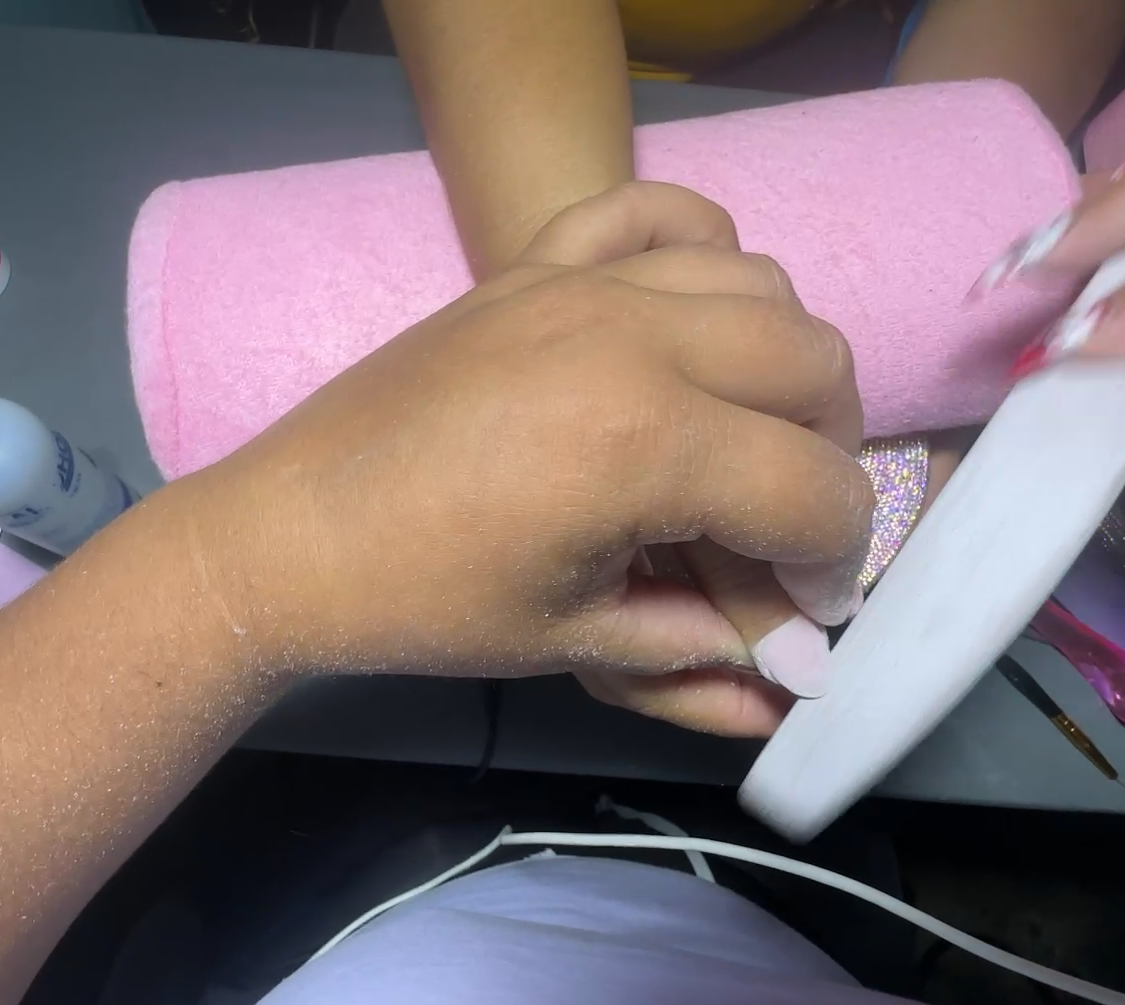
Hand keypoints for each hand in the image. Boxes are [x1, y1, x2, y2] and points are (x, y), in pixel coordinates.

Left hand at [179, 183, 871, 732]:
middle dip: (826, 456)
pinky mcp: (530, 261)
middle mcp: (630, 337)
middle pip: (816, 367)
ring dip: (781, 366)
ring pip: (759, 283)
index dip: (832, 559)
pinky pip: (652, 212)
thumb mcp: (573, 643)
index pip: (815, 491)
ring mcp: (578, 282)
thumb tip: (794, 672)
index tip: (802, 600)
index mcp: (643, 444)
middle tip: (777, 521)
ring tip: (738, 432)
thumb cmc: (424, 604)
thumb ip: (701, 651)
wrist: (292, 536)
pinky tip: (685, 317)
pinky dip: (700, 252)